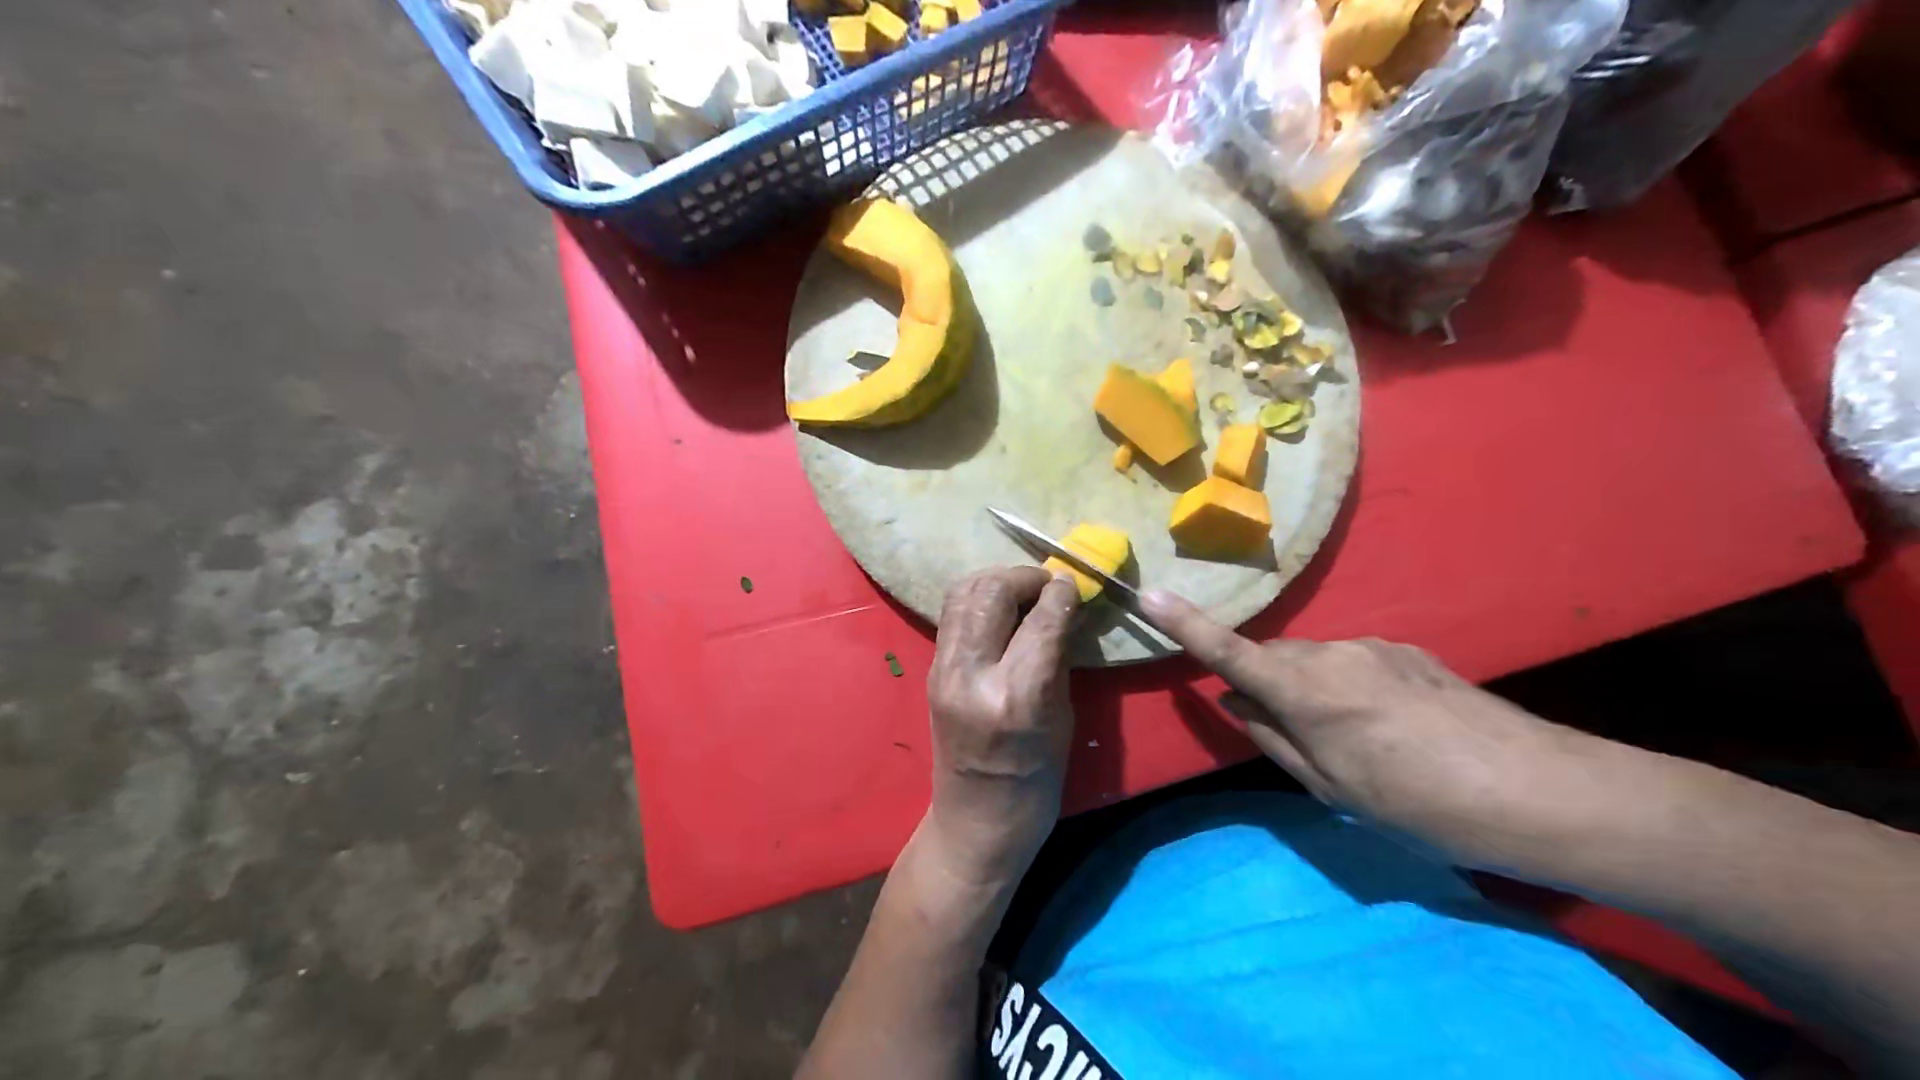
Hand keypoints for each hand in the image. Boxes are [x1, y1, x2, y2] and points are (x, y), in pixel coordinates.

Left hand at [923, 567, 1080, 886]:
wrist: (977, 821)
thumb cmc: (1036, 782)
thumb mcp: (1063, 717)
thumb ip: (1059, 656)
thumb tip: (1063, 608)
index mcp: (1016, 696)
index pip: (1042, 619)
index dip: (1062, 592)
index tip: (1074, 583)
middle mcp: (972, 674)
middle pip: (992, 592)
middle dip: (1024, 577)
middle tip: (1047, 585)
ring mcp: (943, 669)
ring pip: (963, 592)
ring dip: (997, 582)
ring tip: (1022, 592)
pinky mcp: (931, 669)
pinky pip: (953, 614)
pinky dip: (978, 599)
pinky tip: (999, 610)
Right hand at [1140, 590, 1600, 868]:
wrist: (1539, 791)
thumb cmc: (1419, 805)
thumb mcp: (1332, 788)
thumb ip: (1273, 738)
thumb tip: (1233, 704)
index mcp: (1305, 691)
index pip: (1229, 653)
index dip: (1185, 625)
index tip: (1149, 596)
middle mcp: (1332, 654)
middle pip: (1274, 658)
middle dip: (1267, 684)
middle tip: (1293, 737)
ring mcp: (1374, 647)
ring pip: (1313, 660)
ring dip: (1310, 688)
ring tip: (1355, 740)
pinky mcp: (1407, 651)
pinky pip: (1352, 661)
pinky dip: (1346, 685)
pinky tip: (1389, 725)